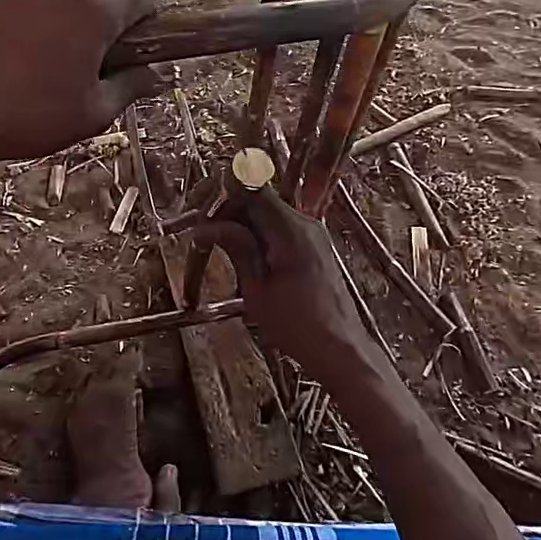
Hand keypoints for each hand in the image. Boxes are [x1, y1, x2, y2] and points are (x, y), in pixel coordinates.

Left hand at [0, 0, 164, 168]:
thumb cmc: (25, 117)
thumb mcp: (91, 114)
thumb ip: (132, 86)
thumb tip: (158, 75)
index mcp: (94, 5)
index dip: (146, 19)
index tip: (134, 43)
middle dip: (91, 22)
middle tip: (73, 65)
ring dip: (48, 16)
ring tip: (25, 61)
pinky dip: (10, 14)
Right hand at [201, 187, 385, 388]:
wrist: (340, 350)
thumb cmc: (298, 327)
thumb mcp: (257, 289)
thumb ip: (237, 249)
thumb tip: (207, 226)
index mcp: (291, 231)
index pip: (252, 189)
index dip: (222, 193)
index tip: (200, 209)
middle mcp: (304, 224)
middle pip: (257, 197)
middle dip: (226, 209)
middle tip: (202, 231)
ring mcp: (310, 232)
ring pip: (264, 211)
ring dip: (238, 221)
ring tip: (215, 243)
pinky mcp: (310, 243)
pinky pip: (275, 225)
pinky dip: (254, 232)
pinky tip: (239, 252)